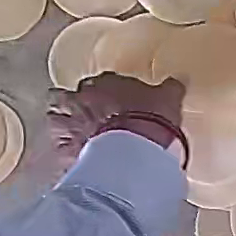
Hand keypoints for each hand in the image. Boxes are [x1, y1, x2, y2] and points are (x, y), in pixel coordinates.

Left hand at [43, 74, 184, 178]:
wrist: (133, 154)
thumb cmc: (151, 121)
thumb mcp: (170, 100)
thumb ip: (171, 88)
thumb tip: (179, 79)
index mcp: (106, 82)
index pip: (102, 82)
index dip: (109, 93)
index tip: (118, 104)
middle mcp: (81, 98)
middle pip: (69, 95)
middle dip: (78, 104)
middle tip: (93, 118)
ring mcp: (68, 123)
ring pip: (55, 116)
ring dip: (64, 123)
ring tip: (79, 136)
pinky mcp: (62, 149)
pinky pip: (59, 147)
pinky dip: (65, 150)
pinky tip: (76, 157)